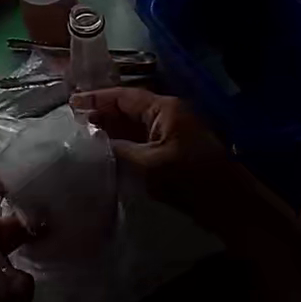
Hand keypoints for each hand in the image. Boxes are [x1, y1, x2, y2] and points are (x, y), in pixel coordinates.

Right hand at [72, 88, 253, 229]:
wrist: (230, 205)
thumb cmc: (191, 179)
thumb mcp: (149, 165)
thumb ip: (119, 150)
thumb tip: (92, 142)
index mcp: (164, 108)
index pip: (124, 96)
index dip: (96, 99)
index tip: (70, 104)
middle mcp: (167, 114)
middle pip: (128, 109)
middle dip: (101, 114)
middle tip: (70, 122)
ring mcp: (171, 133)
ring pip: (134, 126)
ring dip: (111, 130)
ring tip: (80, 137)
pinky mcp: (173, 152)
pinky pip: (142, 141)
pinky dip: (123, 145)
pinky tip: (105, 154)